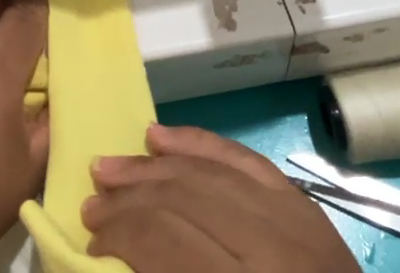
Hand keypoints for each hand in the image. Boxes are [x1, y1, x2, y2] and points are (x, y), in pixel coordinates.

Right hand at [85, 124, 360, 272]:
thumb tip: (103, 264)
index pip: (164, 239)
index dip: (119, 234)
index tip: (89, 244)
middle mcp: (277, 255)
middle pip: (184, 197)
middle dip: (128, 197)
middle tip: (92, 205)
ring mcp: (300, 228)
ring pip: (211, 172)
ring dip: (153, 165)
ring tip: (110, 167)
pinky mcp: (310, 214)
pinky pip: (247, 162)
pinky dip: (202, 145)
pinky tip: (164, 139)